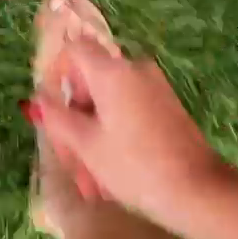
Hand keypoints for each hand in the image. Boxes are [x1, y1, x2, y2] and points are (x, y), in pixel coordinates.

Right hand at [29, 40, 228, 222]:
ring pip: (110, 96)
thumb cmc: (135, 166)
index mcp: (111, 70)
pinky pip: (130, 104)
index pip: (75, 48)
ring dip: (95, 126)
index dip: (58, 72)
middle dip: (76, 110)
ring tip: (92, 173)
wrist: (197, 190)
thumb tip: (39, 97)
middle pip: (92, 75)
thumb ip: (58, 117)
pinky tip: (116, 167)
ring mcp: (154, 83)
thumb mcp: (87, 146)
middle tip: (70, 152)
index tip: (53, 107)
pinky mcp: (167, 102)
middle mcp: (134, 67)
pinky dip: (116, 127)